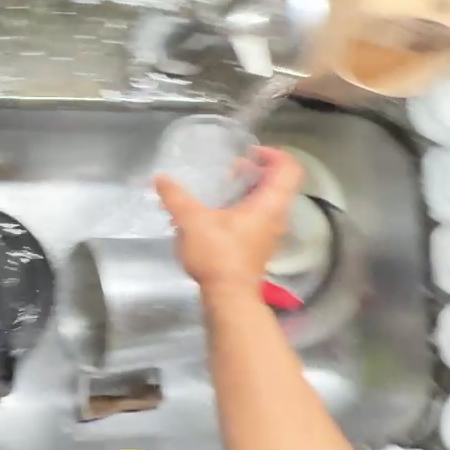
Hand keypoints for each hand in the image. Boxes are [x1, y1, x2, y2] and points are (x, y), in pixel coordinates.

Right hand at [155, 146, 303, 294]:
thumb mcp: (192, 221)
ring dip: (249, 190)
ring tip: (222, 189)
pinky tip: (218, 214)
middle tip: (231, 169)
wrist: (229, 296)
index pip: (289, 168)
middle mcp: (277, 216)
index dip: (273, 153)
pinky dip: (245, 207)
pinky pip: (259, 216)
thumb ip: (176, 197)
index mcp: (269, 203)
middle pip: (279, 183)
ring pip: (269, 201)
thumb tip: (160, 179)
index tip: (249, 152)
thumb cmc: (218, 254)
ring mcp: (270, 233)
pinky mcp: (260, 246)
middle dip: (256, 171)